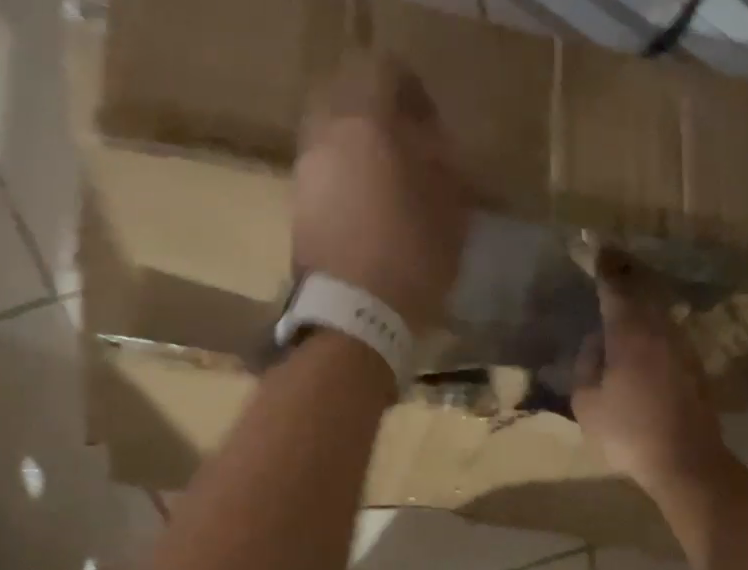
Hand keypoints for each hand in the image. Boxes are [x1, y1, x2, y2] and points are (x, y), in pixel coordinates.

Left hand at [292, 54, 466, 332]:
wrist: (353, 320)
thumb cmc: (412, 258)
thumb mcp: (451, 208)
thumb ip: (444, 162)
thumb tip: (433, 146)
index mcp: (365, 124)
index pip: (383, 71)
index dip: (413, 92)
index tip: (432, 127)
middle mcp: (325, 139)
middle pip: (348, 102)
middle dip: (378, 121)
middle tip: (409, 153)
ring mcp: (304, 176)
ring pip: (332, 141)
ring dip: (359, 155)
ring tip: (391, 191)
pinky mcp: (296, 213)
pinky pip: (323, 178)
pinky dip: (345, 184)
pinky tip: (369, 217)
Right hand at [571, 251, 730, 496]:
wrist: (685, 459)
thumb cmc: (628, 431)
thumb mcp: (587, 402)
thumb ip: (586, 366)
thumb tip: (595, 344)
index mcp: (630, 332)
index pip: (616, 286)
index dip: (605, 266)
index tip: (596, 248)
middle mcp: (660, 329)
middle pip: (642, 292)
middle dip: (626, 277)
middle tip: (610, 264)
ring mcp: (682, 347)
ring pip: (657, 313)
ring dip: (641, 302)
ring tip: (623, 299)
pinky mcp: (693, 367)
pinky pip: (666, 335)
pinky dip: (651, 327)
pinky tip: (640, 338)